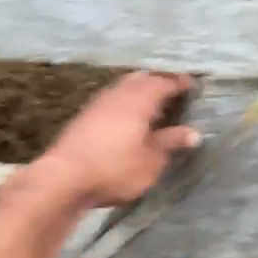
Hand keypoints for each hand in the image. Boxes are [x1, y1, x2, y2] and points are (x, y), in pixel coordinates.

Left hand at [5, 71, 201, 212]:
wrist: (64, 178)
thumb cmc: (115, 169)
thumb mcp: (151, 161)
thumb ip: (170, 143)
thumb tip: (193, 133)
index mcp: (138, 101)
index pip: (162, 82)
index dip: (178, 82)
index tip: (191, 84)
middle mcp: (117, 95)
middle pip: (140, 79)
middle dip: (157, 81)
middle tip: (173, 90)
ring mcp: (97, 105)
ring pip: (123, 88)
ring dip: (140, 91)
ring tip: (154, 104)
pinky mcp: (85, 118)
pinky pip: (112, 100)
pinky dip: (126, 102)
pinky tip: (130, 118)